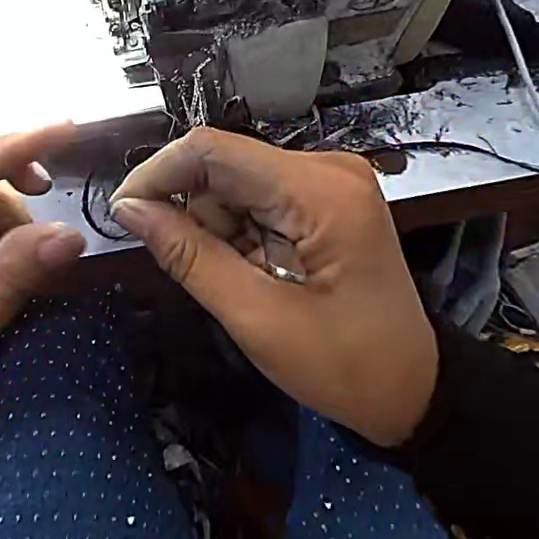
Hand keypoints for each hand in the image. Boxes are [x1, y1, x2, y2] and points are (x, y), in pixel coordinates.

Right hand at [109, 128, 435, 446]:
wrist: (414, 388)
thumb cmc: (346, 366)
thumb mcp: (258, 318)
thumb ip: (188, 256)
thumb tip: (128, 210)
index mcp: (319, 191)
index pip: (213, 150)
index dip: (157, 173)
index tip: (124, 214)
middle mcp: (324, 166)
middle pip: (222, 165)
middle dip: (194, 214)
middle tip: (199, 270)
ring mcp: (326, 176)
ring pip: (232, 181)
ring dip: (217, 228)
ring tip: (244, 279)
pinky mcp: (321, 191)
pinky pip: (253, 194)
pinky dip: (238, 230)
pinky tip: (257, 267)